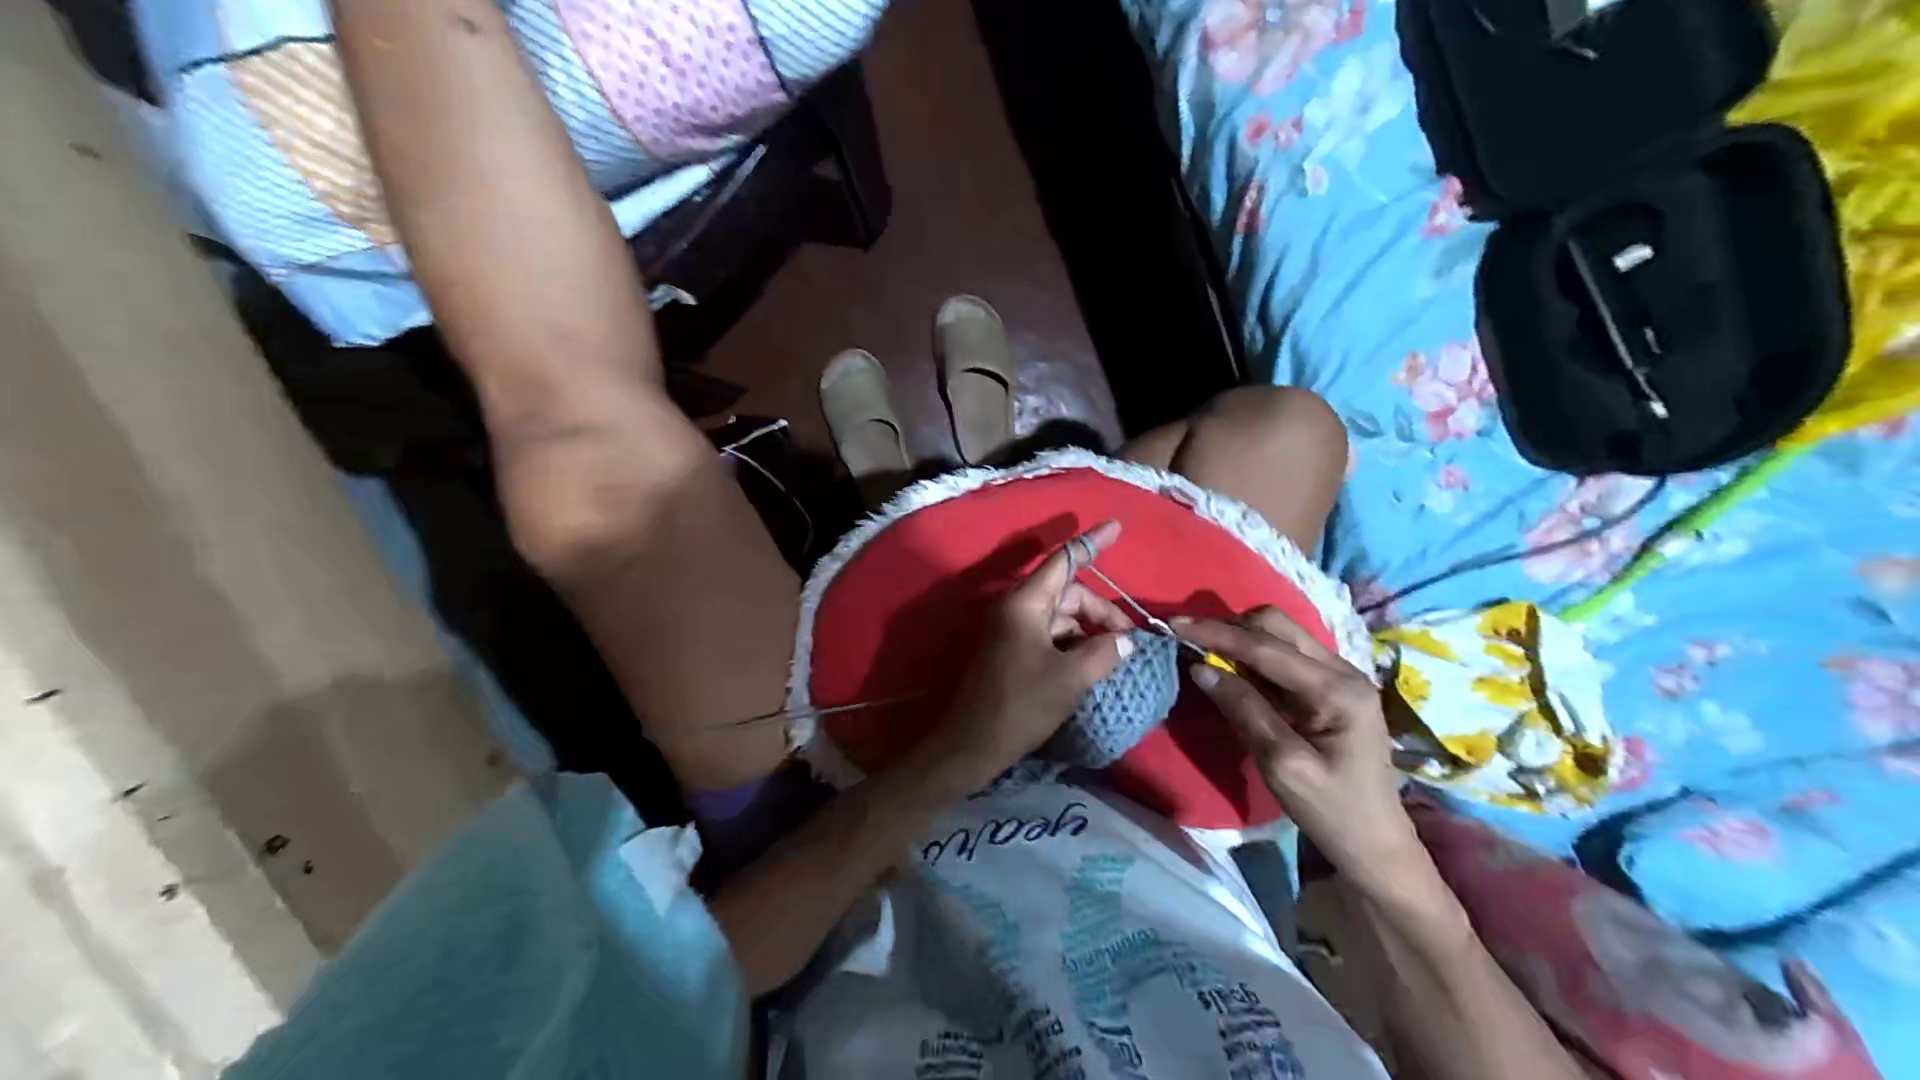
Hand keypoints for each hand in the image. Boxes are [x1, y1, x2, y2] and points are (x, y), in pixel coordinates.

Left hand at [917, 522, 1136, 793]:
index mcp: (1025, 604)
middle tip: (1128, 641)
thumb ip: (1103, 652)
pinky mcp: (1007, 650)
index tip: (1117, 526)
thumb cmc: (1021, 705)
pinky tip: (1090, 664)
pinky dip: (1070, 644)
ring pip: (1058, 616)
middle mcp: (1014, 608)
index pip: (1064, 561)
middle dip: (1100, 611)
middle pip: (1067, 594)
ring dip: (1087, 630)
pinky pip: (1046, 634)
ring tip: (1114, 656)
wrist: (971, 743)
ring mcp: (1008, 629)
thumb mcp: (1071, 678)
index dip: (1092, 543)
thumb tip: (1124, 641)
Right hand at [1178, 608, 1423, 890]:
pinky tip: (1233, 671)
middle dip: (1229, 627)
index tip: (1174, 625)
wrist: (1374, 841)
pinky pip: (1283, 653)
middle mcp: (1342, 670)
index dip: (1216, 633)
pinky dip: (1252, 654)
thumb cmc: (1331, 810)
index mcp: (1337, 690)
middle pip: (1276, 625)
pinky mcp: (1329, 685)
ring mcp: (1339, 675)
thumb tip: (1201, 668)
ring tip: (1205, 655)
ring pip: (1279, 633)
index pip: (1265, 647)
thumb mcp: (1282, 765)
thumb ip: (1244, 710)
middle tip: (1190, 643)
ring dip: (1239, 638)